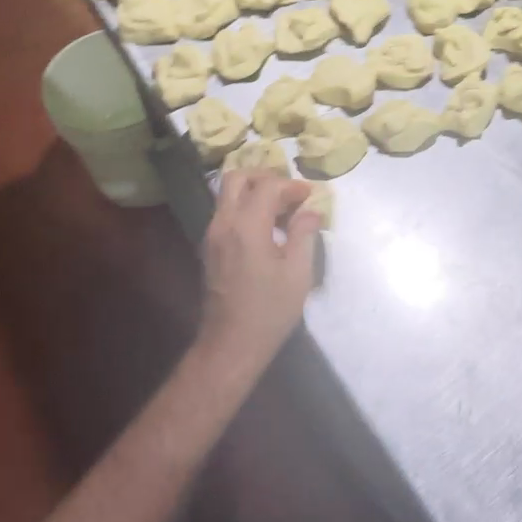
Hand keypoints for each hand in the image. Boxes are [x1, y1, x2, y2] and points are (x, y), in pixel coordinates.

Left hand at [197, 171, 320, 365]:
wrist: (231, 344)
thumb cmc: (269, 310)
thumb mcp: (298, 273)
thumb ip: (304, 234)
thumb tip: (311, 210)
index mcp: (246, 226)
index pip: (267, 186)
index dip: (291, 186)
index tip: (310, 196)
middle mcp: (223, 224)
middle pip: (237, 179)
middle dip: (265, 177)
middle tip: (289, 193)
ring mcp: (212, 236)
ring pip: (227, 195)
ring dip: (254, 192)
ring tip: (281, 210)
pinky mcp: (210, 249)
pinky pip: (225, 213)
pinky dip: (245, 208)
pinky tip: (266, 228)